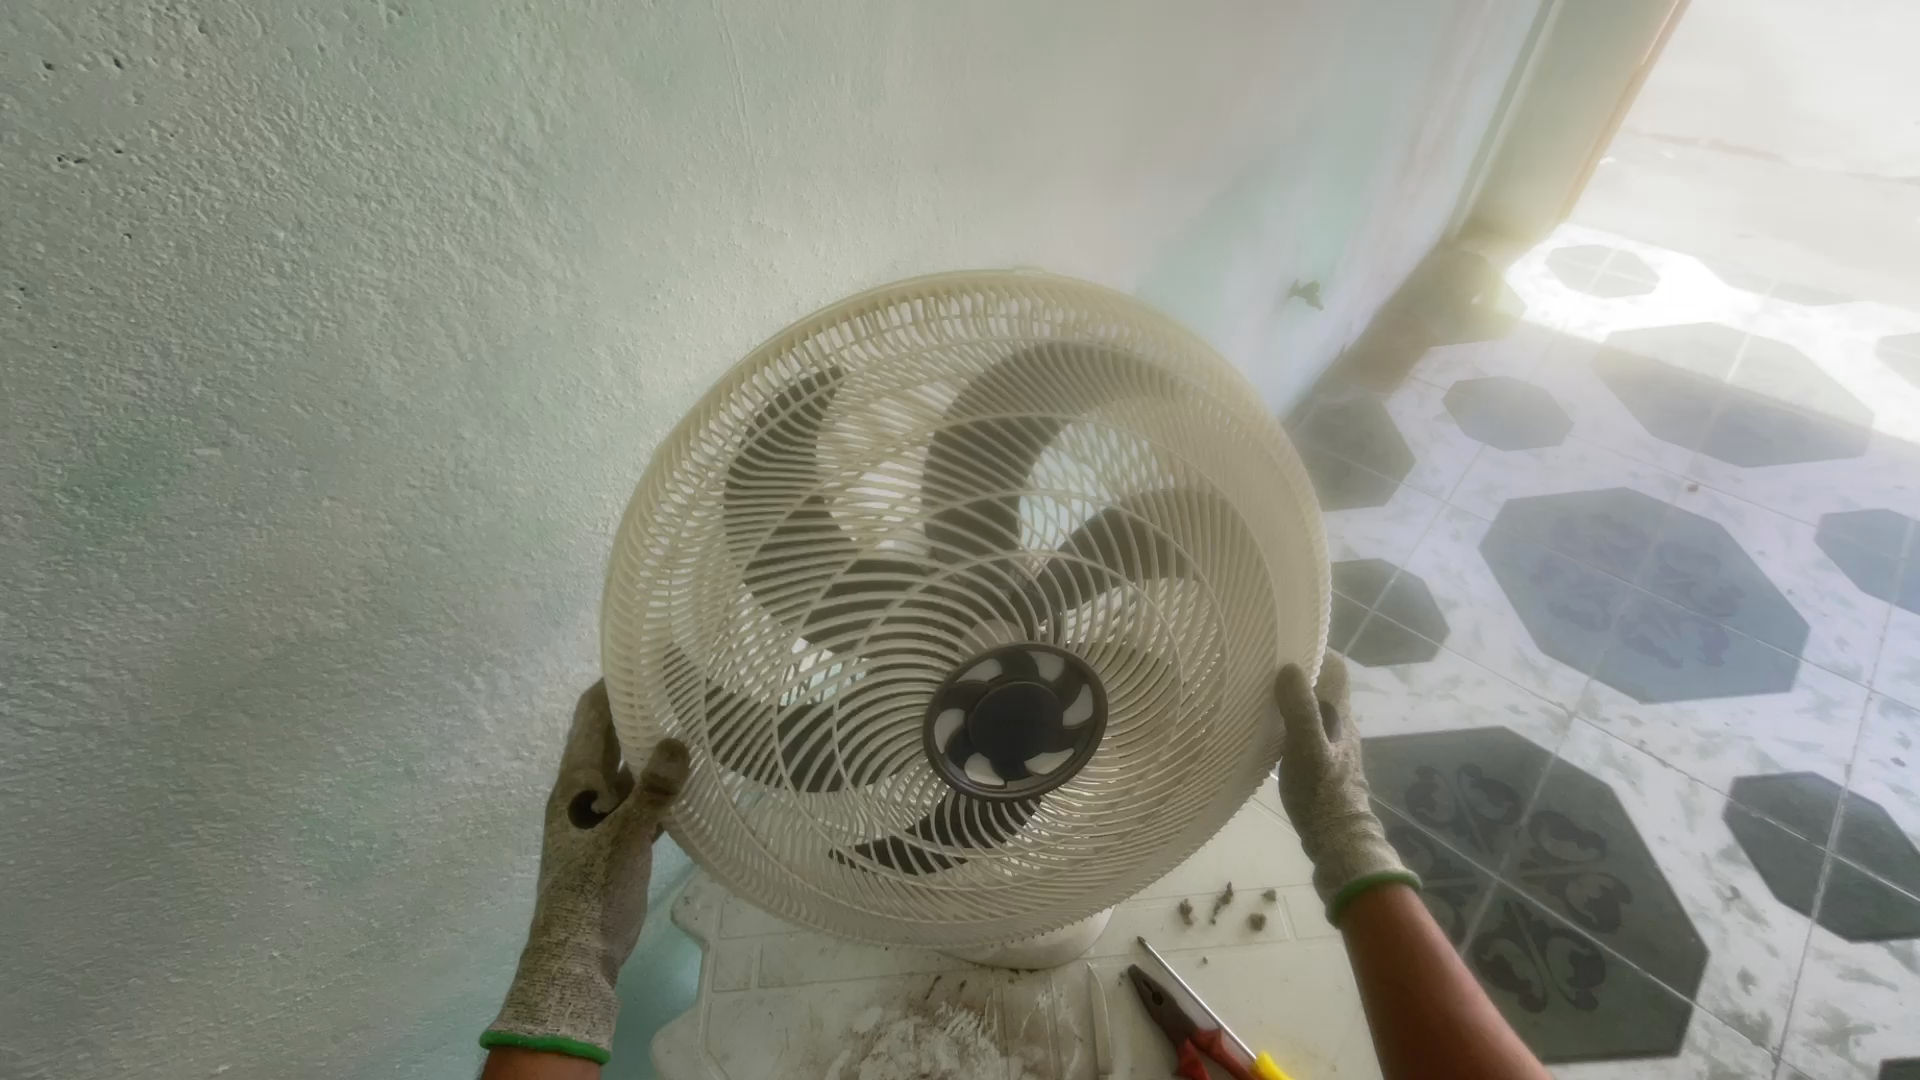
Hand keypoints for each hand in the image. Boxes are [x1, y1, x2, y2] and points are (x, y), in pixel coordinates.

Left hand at [481, 681, 689, 1064]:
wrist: (577, 956)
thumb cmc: (592, 891)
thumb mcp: (625, 838)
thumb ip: (653, 790)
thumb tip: (677, 740)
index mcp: (576, 784)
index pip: (590, 718)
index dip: (611, 686)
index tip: (645, 659)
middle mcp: (586, 792)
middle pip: (610, 737)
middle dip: (638, 709)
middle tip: (679, 683)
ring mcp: (602, 816)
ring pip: (630, 767)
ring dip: (653, 745)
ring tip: (692, 720)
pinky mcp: (619, 839)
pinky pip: (644, 796)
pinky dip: (663, 782)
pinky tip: (692, 777)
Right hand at [1272, 653, 1419, 923]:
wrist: (1337, 843)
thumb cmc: (1322, 794)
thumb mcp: (1306, 748)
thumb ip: (1299, 708)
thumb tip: (1288, 668)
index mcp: (1341, 715)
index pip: (1336, 668)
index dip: (1316, 649)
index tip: (1284, 639)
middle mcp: (1339, 724)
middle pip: (1321, 685)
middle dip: (1296, 669)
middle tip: (1259, 661)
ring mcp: (1330, 743)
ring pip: (1311, 705)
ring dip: (1288, 694)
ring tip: (1254, 687)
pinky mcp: (1318, 761)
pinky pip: (1302, 726)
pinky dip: (1284, 718)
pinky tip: (1262, 725)